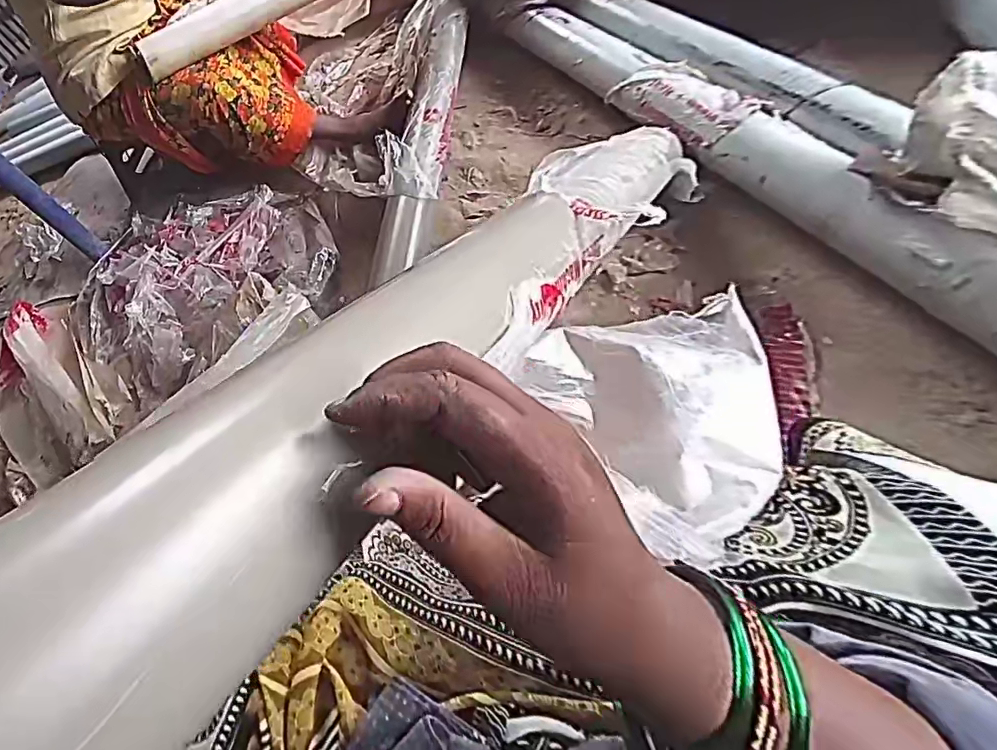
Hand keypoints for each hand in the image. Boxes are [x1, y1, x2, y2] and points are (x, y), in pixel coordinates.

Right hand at [325, 343, 731, 742]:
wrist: (653, 632)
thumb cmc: (587, 613)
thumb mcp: (510, 584)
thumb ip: (439, 527)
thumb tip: (368, 487)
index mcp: (540, 454)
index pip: (449, 392)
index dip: (387, 396)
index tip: (343, 419)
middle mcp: (539, 422)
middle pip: (451, 362)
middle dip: (392, 381)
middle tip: (355, 419)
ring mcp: (537, 424)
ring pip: (456, 372)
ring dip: (407, 392)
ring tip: (380, 439)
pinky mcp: (527, 435)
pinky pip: (465, 398)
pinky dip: (426, 412)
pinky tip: (416, 454)